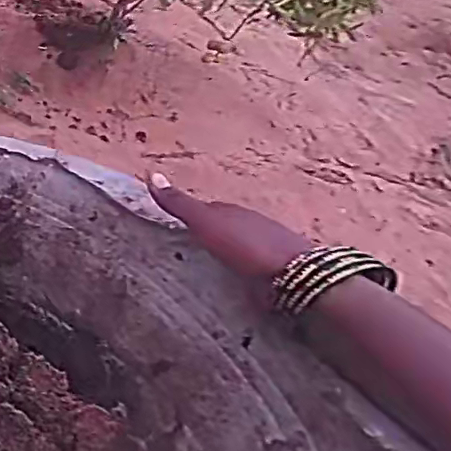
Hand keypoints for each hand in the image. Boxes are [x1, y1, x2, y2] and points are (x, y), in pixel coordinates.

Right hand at [148, 172, 312, 281]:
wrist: (299, 275)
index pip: (206, 209)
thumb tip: (151, 174)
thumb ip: (179, 203)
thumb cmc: (246, 245)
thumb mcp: (204, 222)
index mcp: (231, 211)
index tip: (175, 224)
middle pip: (226, 225)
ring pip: (242, 244)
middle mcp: (251, 223)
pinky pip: (256, 263)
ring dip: (230, 251)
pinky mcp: (282, 270)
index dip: (190, 215)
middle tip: (191, 245)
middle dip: (211, 233)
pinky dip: (246, 267)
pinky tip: (240, 276)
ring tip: (214, 263)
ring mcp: (270, 246)